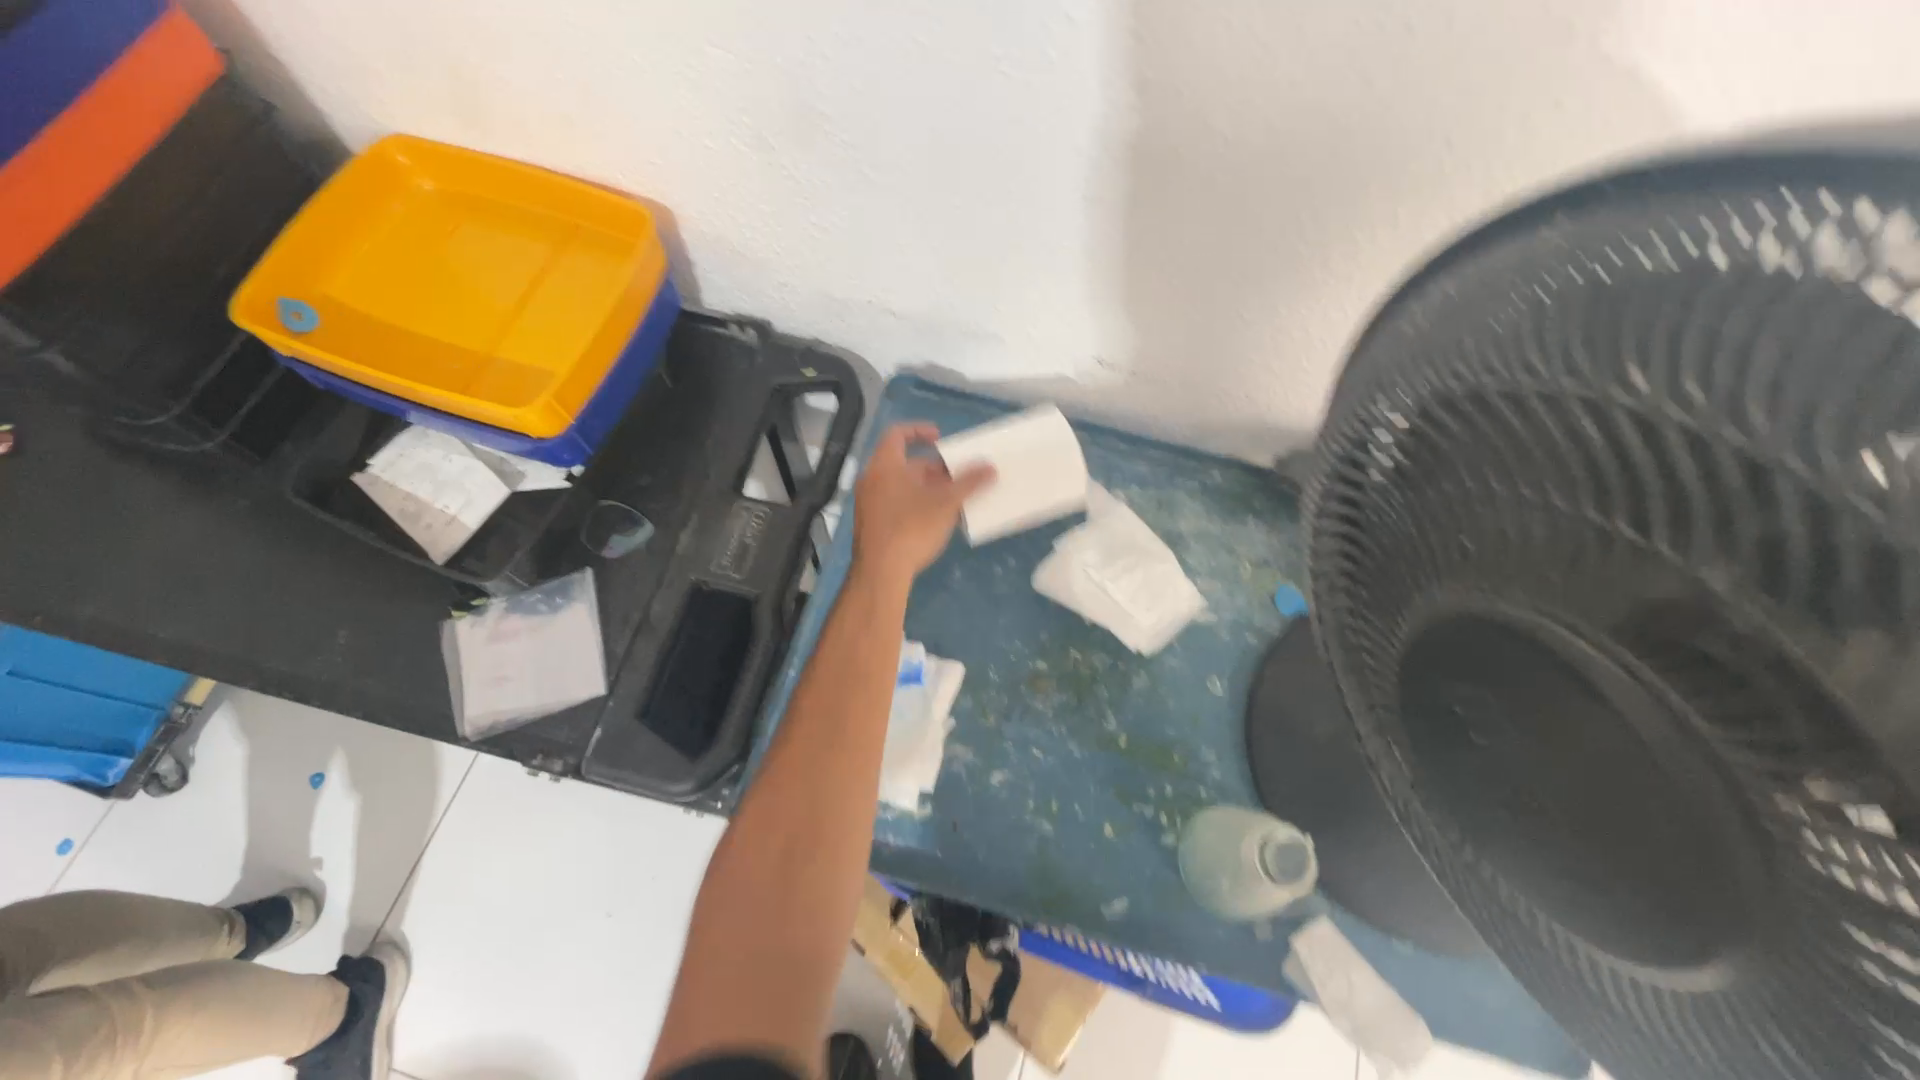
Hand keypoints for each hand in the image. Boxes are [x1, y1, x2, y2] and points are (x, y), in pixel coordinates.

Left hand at [852, 423, 995, 581]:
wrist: (880, 572)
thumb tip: (990, 467)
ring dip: (928, 489)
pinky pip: (896, 505)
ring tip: (954, 499)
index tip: (941, 439)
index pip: (897, 434)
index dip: (919, 431)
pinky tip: (937, 521)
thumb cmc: (911, 527)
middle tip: (959, 477)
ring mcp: (869, 505)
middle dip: (934, 469)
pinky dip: (917, 505)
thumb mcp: (946, 503)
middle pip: (905, 464)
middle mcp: (872, 480)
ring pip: (902, 487)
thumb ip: (969, 483)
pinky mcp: (872, 526)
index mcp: (884, 465)